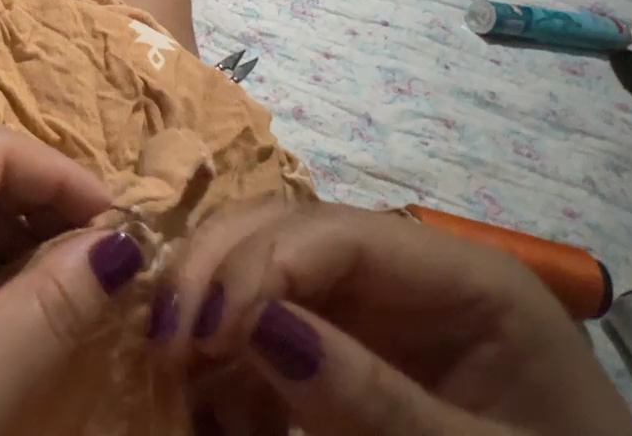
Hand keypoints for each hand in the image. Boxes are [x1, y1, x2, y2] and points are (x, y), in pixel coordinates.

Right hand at [147, 202, 631, 435]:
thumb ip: (376, 401)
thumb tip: (257, 327)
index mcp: (465, 276)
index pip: (334, 232)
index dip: (257, 266)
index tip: (204, 333)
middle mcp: (406, 268)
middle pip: (283, 231)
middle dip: (214, 273)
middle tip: (165, 336)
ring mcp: (372, 301)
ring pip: (258, 264)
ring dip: (206, 308)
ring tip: (171, 365)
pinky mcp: (346, 339)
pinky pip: (264, 323)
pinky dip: (225, 355)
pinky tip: (205, 396)